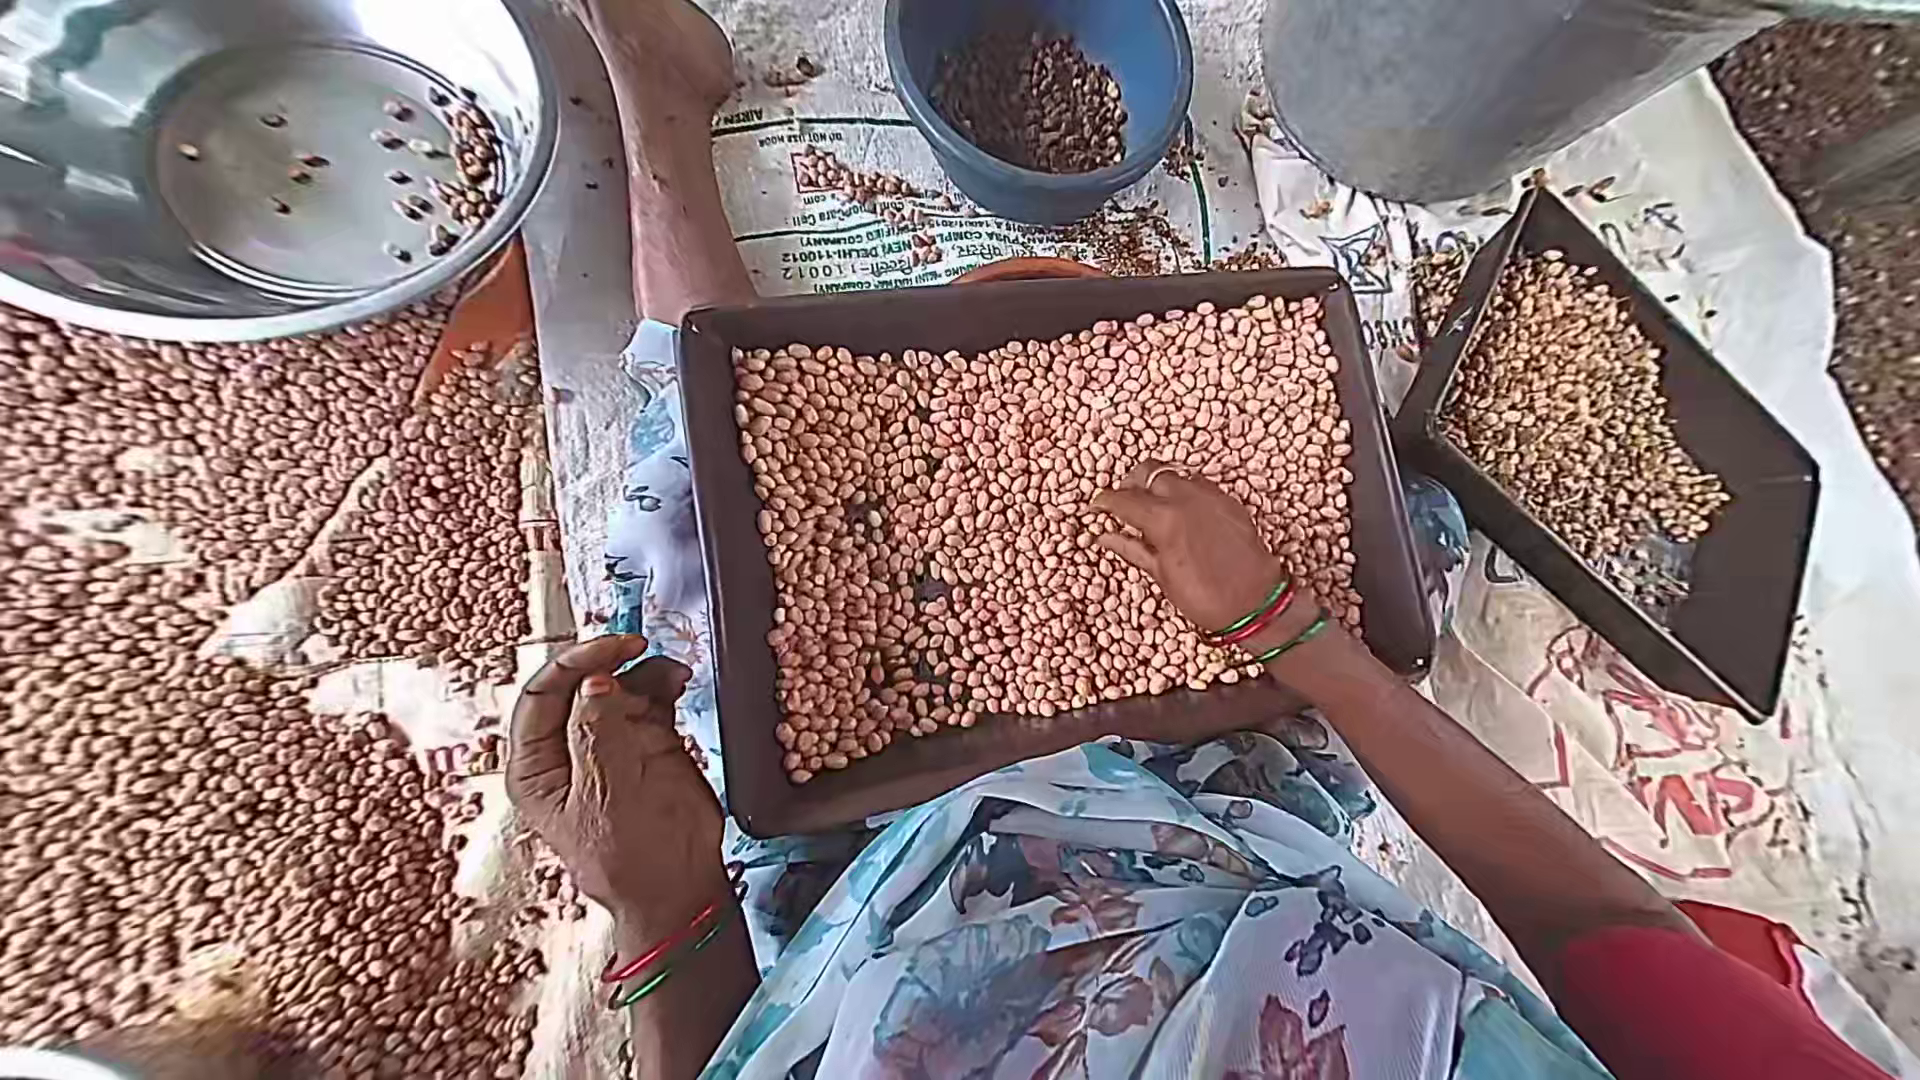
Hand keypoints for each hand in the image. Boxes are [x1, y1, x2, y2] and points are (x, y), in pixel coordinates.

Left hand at [506, 635, 726, 936]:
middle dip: (610, 662)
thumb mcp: (606, 798)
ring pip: (620, 685)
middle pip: (581, 684)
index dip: (574, 664)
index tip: (614, 647)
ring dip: (645, 670)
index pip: (542, 697)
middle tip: (641, 646)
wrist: (679, 880)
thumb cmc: (629, 854)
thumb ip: (599, 737)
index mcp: (540, 765)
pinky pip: (652, 698)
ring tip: (674, 675)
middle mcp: (571, 745)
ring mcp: (613, 740)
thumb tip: (594, 683)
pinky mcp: (649, 739)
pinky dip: (666, 683)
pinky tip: (679, 681)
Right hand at [1091, 460, 1317, 643]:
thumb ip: (1131, 548)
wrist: (1256, 604)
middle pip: (1149, 471)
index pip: (1123, 499)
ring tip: (1153, 509)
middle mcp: (1186, 499)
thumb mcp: (1161, 574)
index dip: (1106, 501)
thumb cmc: (1206, 597)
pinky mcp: (1229, 502)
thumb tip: (1105, 537)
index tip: (1098, 506)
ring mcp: (1211, 497)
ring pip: (1174, 474)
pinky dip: (1183, 493)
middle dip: (1132, 484)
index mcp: (1163, 519)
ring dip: (1158, 485)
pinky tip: (1181, 514)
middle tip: (1125, 505)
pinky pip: (1198, 484)